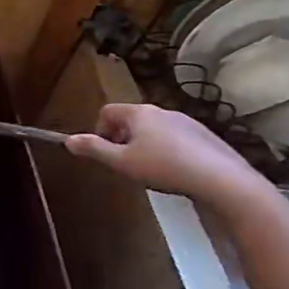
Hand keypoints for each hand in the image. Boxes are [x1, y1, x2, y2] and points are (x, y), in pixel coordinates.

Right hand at [64, 103, 273, 212]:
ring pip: (153, 129)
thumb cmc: (163, 167)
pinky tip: (174, 170)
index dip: (99, 130)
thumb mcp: (121, 162)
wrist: (220, 178)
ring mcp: (186, 121)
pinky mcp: (204, 134)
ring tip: (150, 170)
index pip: (107, 111)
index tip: (105, 151)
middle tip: (125, 163)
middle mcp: (162, 111)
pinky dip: (167, 150)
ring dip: (144, 145)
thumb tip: (68, 140)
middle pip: (130, 119)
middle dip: (121, 139)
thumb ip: (93, 149)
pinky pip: (175, 137)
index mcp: (139, 113)